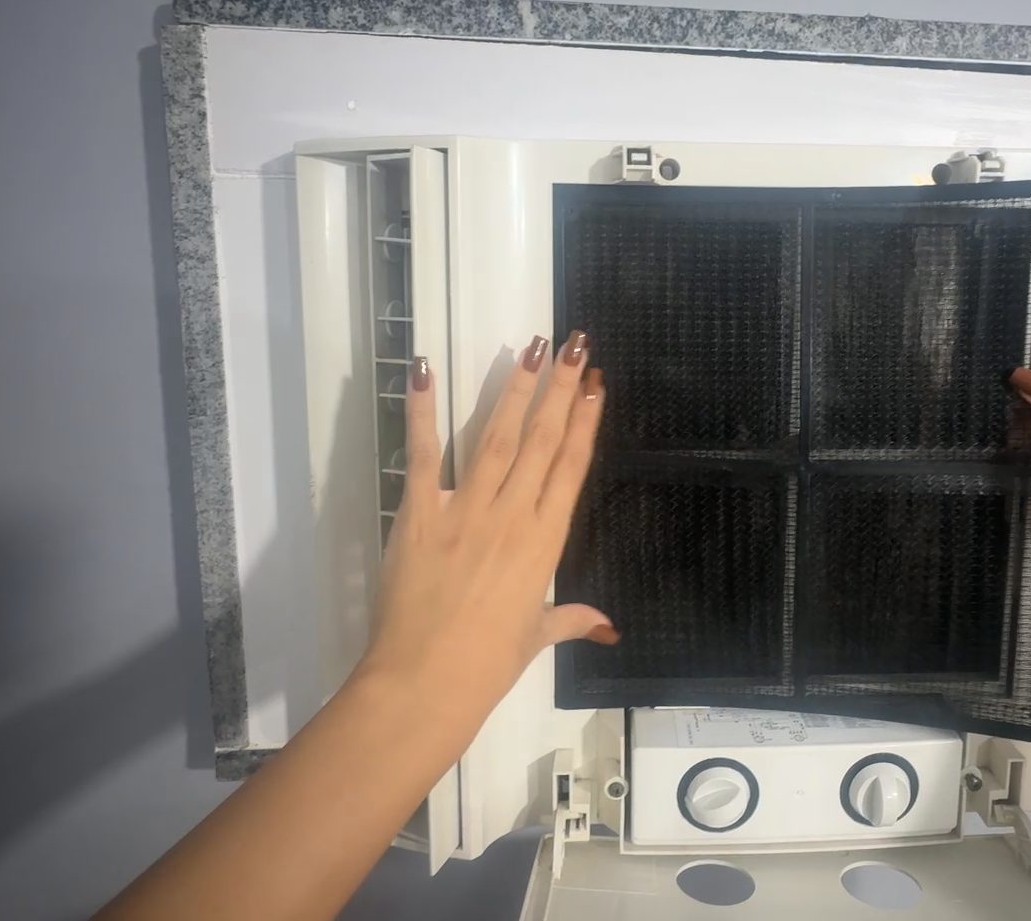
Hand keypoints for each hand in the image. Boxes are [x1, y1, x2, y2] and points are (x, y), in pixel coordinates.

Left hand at [355, 332, 615, 714]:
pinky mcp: (421, 513)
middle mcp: (514, 514)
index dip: (586, 421)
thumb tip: (608, 627)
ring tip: (533, 347)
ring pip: (498, 437)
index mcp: (545, 540)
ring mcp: (467, 509)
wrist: (426, 684)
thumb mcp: (536, 636)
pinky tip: (427, 371)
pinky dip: (424, 412)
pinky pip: (425, 455)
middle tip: (575, 345)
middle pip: (543, 440)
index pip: (572, 466)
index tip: (596, 384)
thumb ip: (572, 619)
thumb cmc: (488, 664)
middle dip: (561, 388)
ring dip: (517, 389)